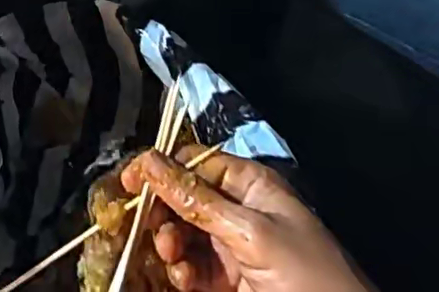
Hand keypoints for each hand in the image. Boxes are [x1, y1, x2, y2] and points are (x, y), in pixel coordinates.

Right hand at [121, 147, 374, 291]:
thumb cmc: (309, 280)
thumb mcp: (252, 234)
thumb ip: (195, 198)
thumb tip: (146, 159)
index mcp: (248, 184)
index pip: (191, 161)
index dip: (159, 168)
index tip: (129, 184)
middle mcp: (237, 209)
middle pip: (181, 196)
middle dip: (163, 212)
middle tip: (152, 231)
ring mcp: (234, 247)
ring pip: (182, 232)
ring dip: (169, 243)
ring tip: (171, 259)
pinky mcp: (231, 283)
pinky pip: (192, 267)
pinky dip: (180, 271)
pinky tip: (181, 279)